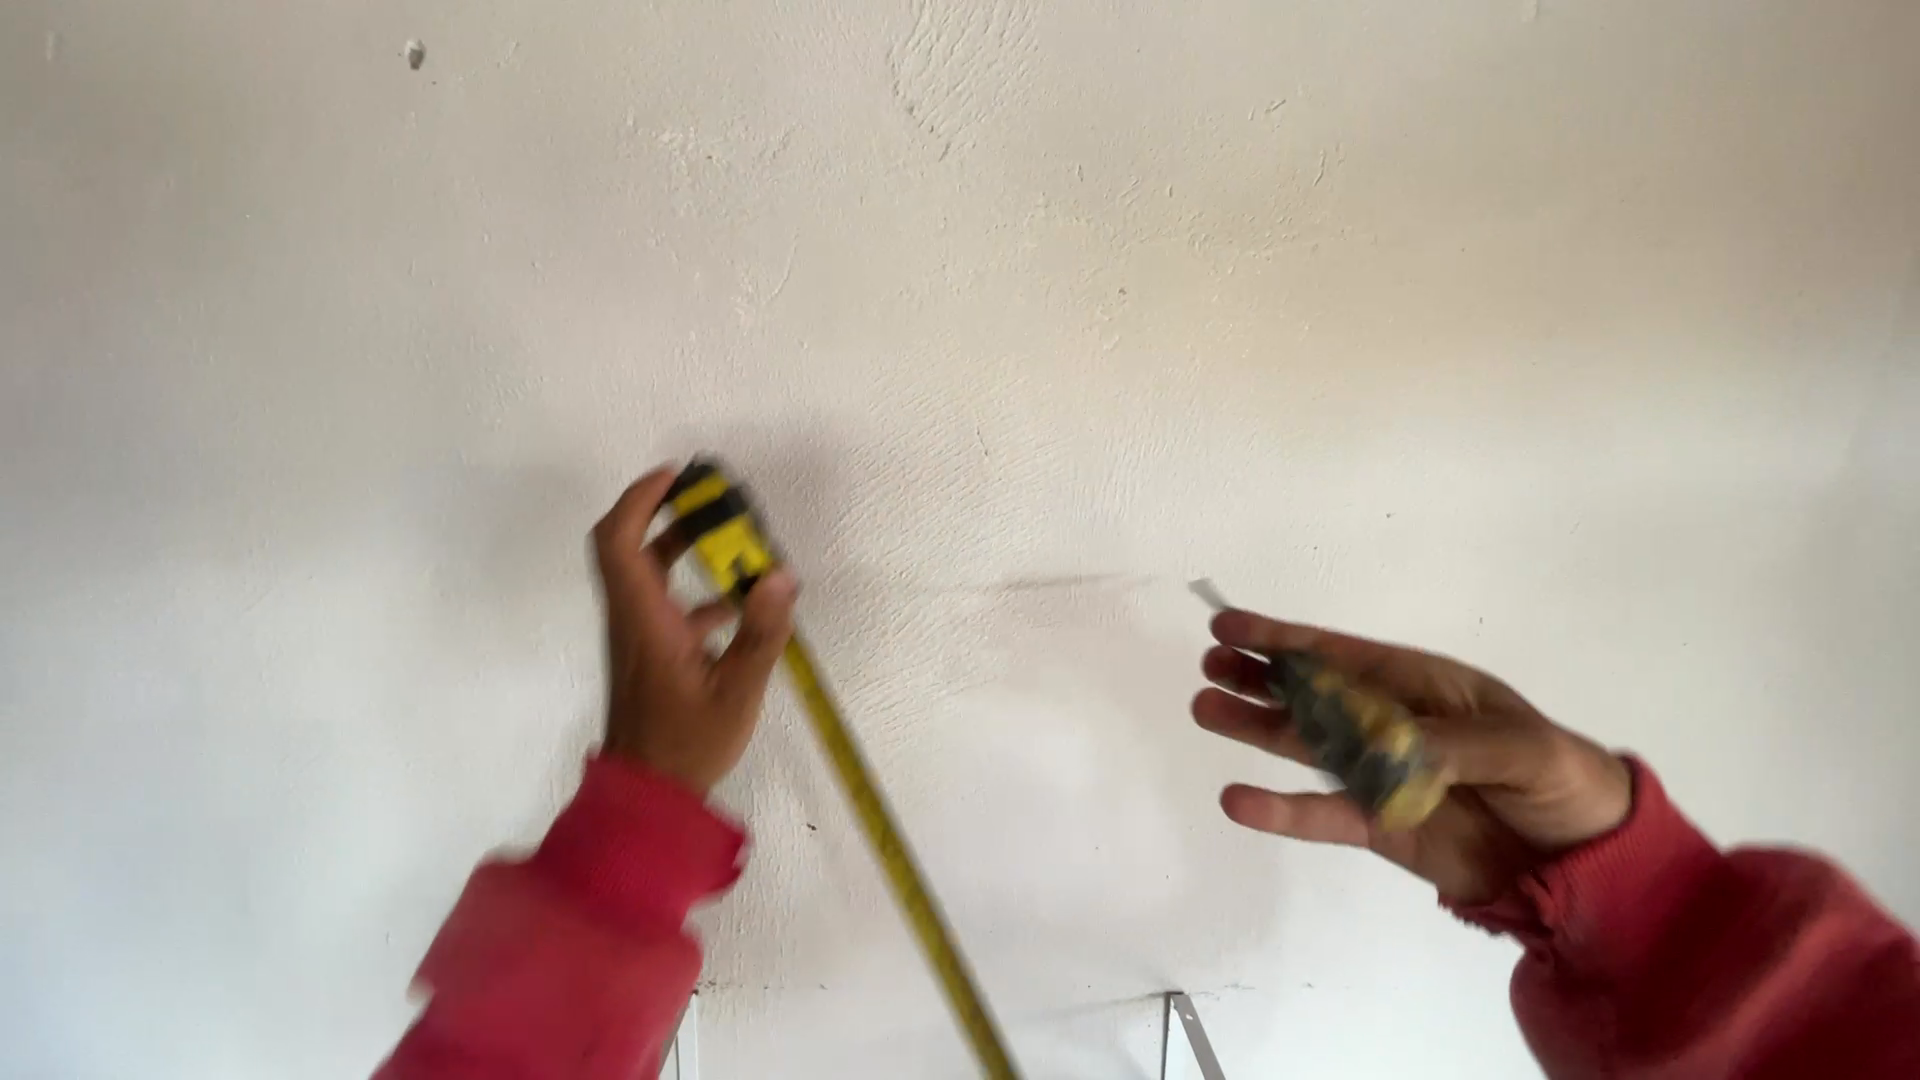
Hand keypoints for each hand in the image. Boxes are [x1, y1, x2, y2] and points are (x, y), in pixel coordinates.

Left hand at [591, 466, 797, 795]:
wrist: (650, 793)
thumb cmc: (688, 742)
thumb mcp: (737, 690)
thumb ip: (761, 632)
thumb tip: (781, 574)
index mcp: (645, 621)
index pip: (620, 542)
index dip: (640, 501)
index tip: (676, 476)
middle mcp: (633, 619)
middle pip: (627, 547)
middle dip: (665, 513)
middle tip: (708, 496)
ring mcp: (640, 637)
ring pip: (647, 574)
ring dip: (681, 546)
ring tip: (734, 538)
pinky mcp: (652, 654)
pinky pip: (667, 603)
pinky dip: (698, 589)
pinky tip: (741, 603)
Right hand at [1193, 609, 1631, 902]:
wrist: (1587, 865)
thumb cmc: (1561, 783)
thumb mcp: (1522, 749)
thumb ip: (1450, 744)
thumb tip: (1382, 744)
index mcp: (1417, 686)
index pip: (1338, 655)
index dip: (1281, 639)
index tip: (1227, 625)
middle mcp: (1383, 722)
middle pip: (1307, 693)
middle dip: (1258, 676)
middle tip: (1210, 665)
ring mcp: (1374, 772)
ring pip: (1301, 743)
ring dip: (1252, 726)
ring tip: (1205, 708)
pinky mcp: (1374, 823)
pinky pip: (1320, 814)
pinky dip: (1280, 811)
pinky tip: (1236, 800)